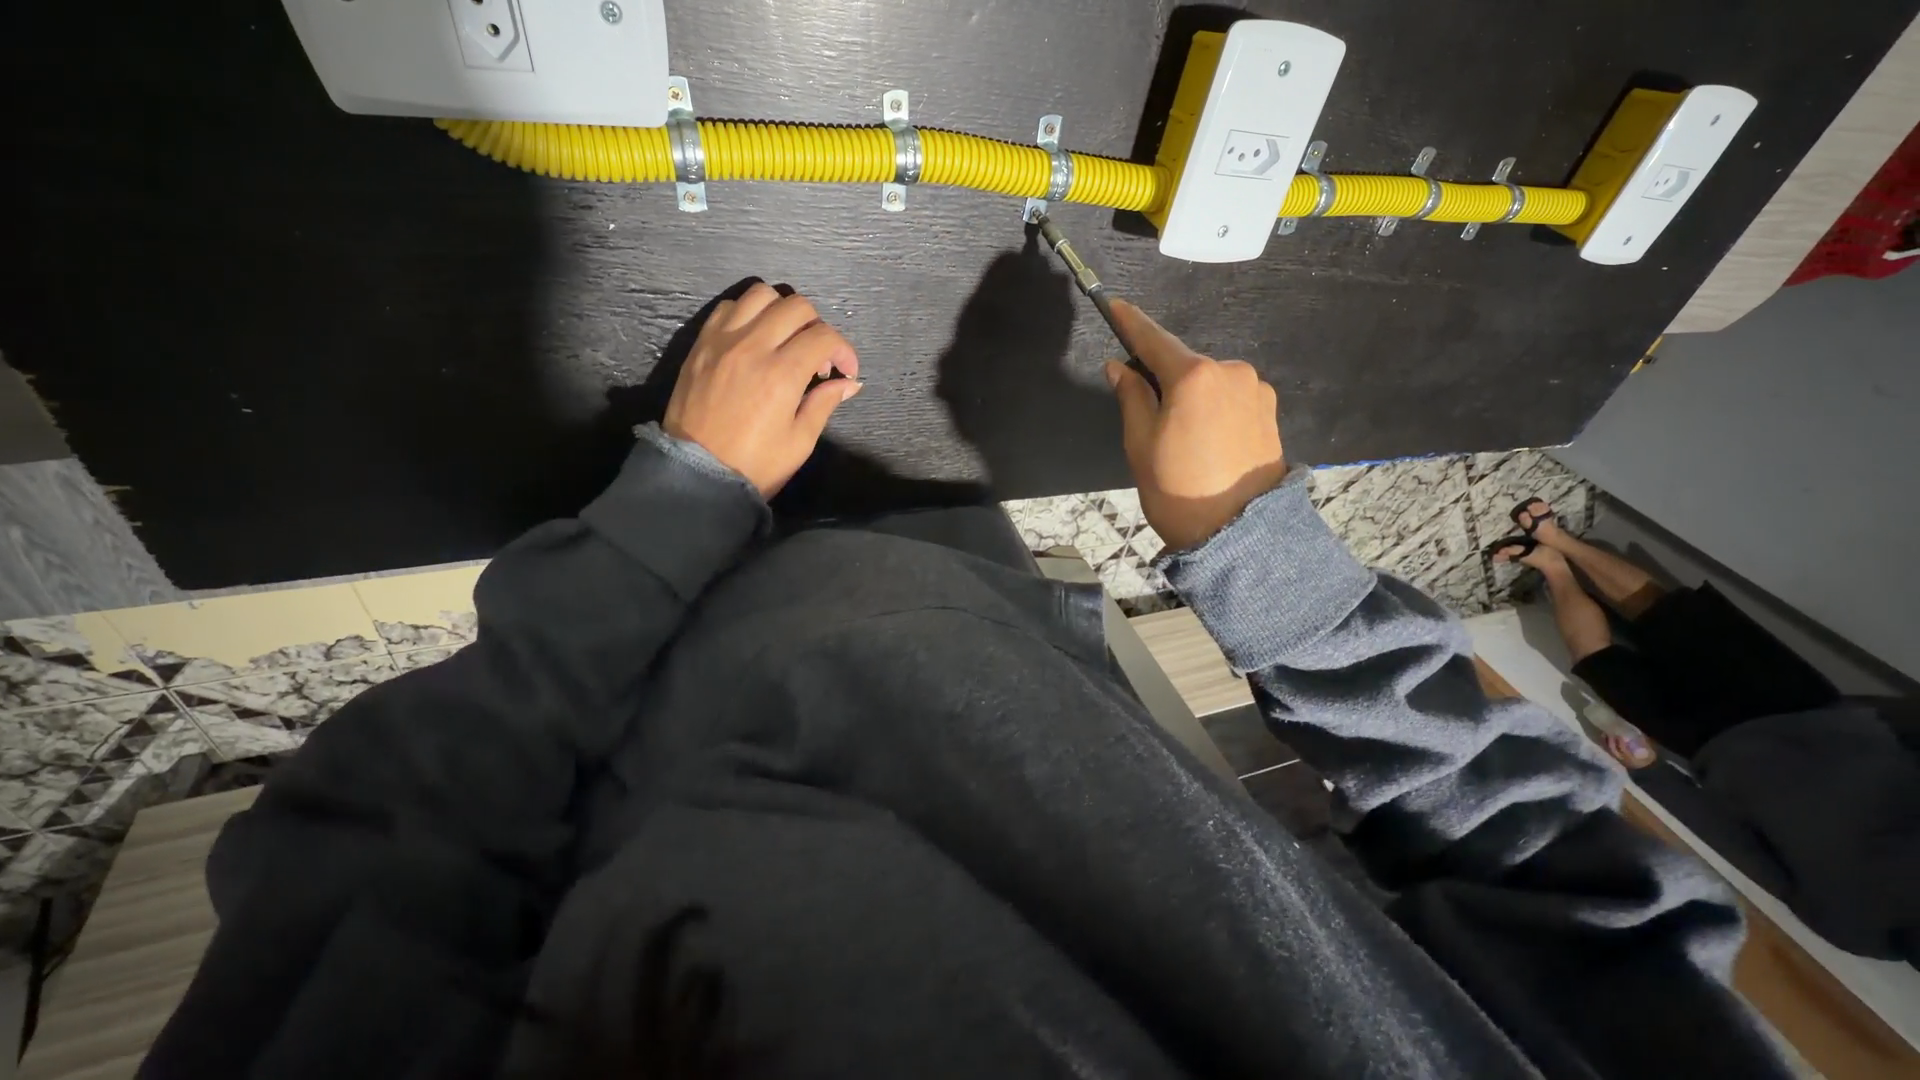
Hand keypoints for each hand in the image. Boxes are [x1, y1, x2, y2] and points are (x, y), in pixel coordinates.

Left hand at [664, 283, 861, 496]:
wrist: (696, 474)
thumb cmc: (754, 464)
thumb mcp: (800, 442)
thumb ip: (824, 403)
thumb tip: (849, 382)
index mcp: (782, 373)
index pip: (824, 337)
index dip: (844, 351)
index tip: (846, 371)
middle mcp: (753, 346)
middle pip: (797, 306)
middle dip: (817, 327)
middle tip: (816, 357)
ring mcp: (723, 340)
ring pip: (761, 295)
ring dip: (782, 312)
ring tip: (785, 339)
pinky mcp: (701, 344)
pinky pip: (729, 307)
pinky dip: (748, 314)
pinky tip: (754, 339)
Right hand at [1105, 301, 1285, 551]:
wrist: (1239, 533)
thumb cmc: (1178, 490)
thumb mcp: (1140, 444)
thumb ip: (1131, 397)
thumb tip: (1120, 367)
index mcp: (1195, 375)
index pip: (1155, 340)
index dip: (1131, 323)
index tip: (1115, 304)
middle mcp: (1230, 370)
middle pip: (1184, 364)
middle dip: (1164, 378)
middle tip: (1147, 416)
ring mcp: (1256, 389)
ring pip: (1209, 382)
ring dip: (1191, 396)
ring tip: (1182, 440)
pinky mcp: (1270, 410)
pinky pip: (1230, 398)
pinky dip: (1213, 409)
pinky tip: (1208, 442)